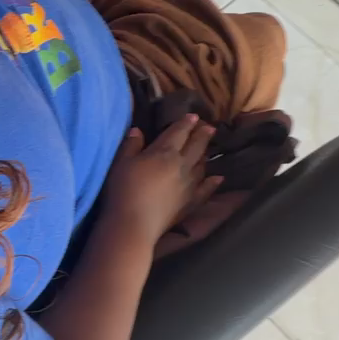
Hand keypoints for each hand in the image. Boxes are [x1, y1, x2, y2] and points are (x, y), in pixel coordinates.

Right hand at [104, 116, 221, 241]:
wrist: (134, 224)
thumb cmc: (123, 191)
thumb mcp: (120, 164)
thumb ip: (131, 145)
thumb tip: (138, 130)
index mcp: (164, 152)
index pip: (179, 132)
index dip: (186, 123)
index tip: (194, 116)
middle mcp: (182, 164)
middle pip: (196, 145)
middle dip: (203, 134)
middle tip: (209, 127)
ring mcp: (189, 184)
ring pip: (202, 164)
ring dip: (206, 154)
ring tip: (208, 149)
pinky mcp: (190, 202)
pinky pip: (205, 189)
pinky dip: (212, 182)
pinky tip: (218, 178)